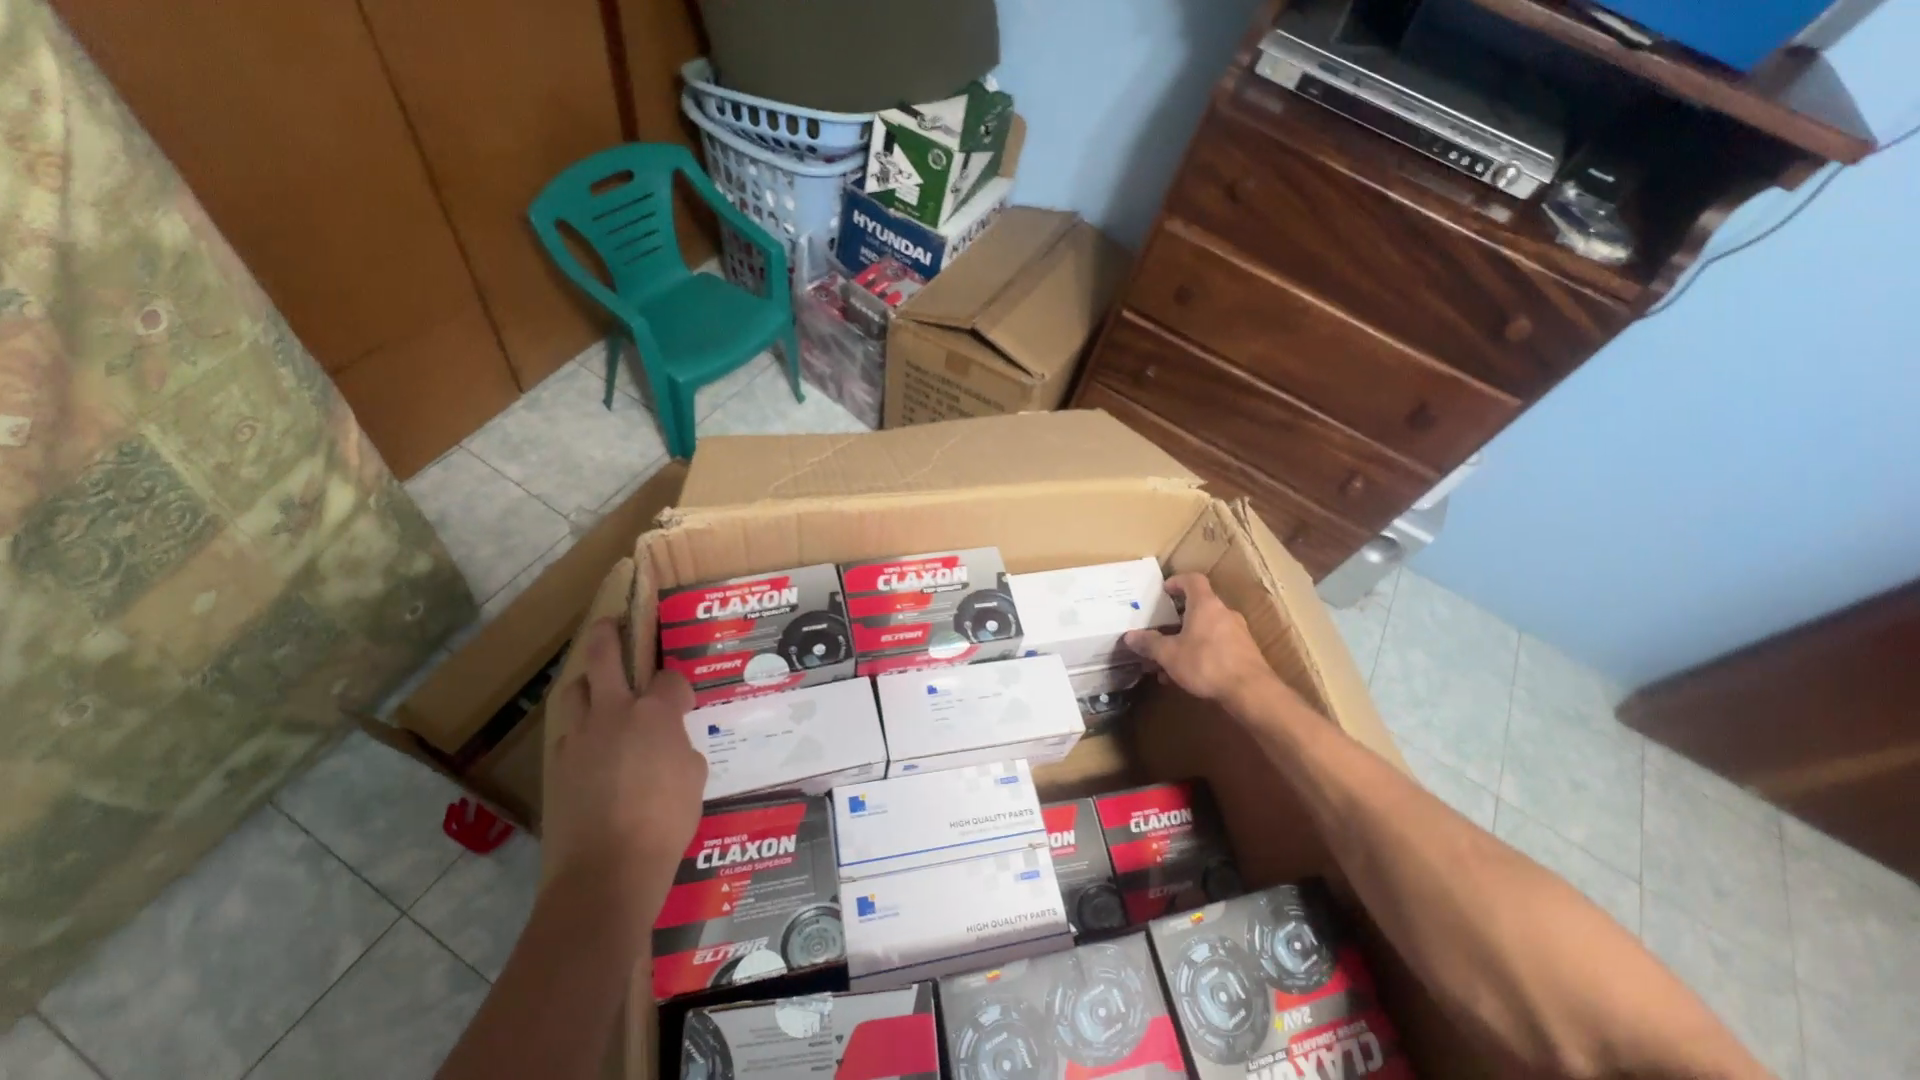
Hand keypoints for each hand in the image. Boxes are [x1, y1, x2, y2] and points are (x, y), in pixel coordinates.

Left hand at [543, 618, 704, 909]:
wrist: (606, 868)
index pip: (669, 679)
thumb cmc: (665, 823)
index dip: (678, 686)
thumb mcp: (694, 779)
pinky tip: (589, 742)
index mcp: (655, 714)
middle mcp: (613, 713)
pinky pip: (567, 730)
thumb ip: (682, 749)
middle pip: (604, 655)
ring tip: (595, 682)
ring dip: (587, 679)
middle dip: (608, 633)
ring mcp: (579, 737)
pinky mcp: (557, 763)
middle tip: (610, 623)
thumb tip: (670, 744)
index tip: (684, 701)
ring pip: (576, 689)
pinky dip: (579, 726)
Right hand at [1123, 573, 1282, 710]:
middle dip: (1178, 618)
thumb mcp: (1169, 654)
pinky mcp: (1244, 652)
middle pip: (1199, 607)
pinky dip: (1200, 653)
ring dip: (1187, 640)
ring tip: (1168, 659)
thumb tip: (1129, 636)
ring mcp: (1237, 633)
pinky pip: (1217, 646)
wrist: (1250, 690)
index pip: (1193, 580)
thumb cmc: (1206, 663)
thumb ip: (1149, 643)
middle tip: (1160, 628)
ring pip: (1207, 629)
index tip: (1164, 590)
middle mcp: (1224, 613)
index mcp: (1205, 605)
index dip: (1177, 581)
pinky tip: (1187, 675)